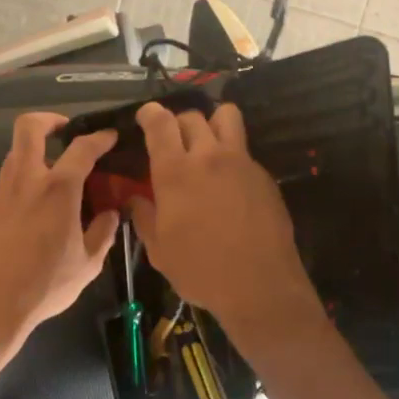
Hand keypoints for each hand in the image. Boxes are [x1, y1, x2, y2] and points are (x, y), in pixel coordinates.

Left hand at [0, 112, 120, 341]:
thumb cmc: (46, 285)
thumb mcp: (88, 264)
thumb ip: (102, 232)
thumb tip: (110, 213)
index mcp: (58, 190)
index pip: (82, 148)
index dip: (99, 138)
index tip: (109, 137)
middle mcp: (27, 181)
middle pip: (29, 128)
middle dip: (49, 120)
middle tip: (65, 131)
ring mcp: (2, 193)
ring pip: (15, 153)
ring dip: (34, 151)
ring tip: (54, 171)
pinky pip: (8, 181)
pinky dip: (24, 179)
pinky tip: (37, 204)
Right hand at [129, 102, 320, 335]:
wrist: (258, 284)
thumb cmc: (200, 271)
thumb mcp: (160, 251)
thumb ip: (144, 218)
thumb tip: (135, 199)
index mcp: (175, 173)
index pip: (160, 124)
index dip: (150, 114)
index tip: (145, 116)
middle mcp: (208, 157)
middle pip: (192, 117)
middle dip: (177, 123)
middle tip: (172, 142)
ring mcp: (241, 163)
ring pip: (226, 118)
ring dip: (211, 124)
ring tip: (205, 145)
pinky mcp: (263, 176)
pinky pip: (243, 150)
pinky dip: (230, 154)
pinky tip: (226, 182)